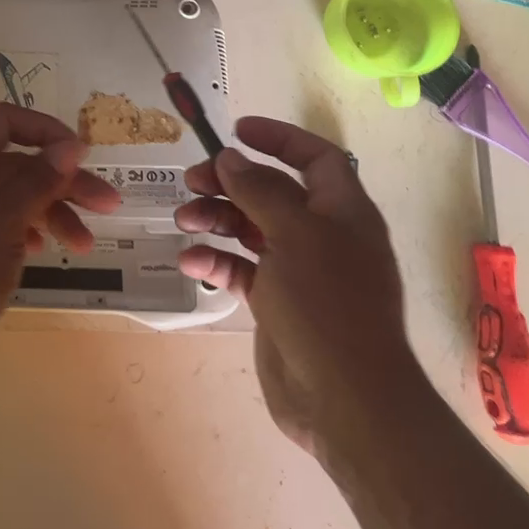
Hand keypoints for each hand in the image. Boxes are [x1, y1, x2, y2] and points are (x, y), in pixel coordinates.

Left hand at [0, 103, 120, 387]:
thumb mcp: (3, 220)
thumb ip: (38, 180)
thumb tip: (70, 145)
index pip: (6, 120)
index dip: (48, 132)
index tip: (86, 156)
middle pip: (15, 161)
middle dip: (62, 182)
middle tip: (108, 205)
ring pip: (11, 194)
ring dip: (50, 212)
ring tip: (84, 246)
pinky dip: (25, 229)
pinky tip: (43, 249)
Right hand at [174, 116, 421, 458]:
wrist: (345, 399)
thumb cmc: (327, 304)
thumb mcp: (294, 235)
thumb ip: (259, 190)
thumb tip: (230, 157)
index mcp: (343, 212)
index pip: (316, 158)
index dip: (279, 138)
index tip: (236, 130)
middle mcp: (323, 236)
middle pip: (272, 191)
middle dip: (230, 182)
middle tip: (192, 180)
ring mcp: (299, 272)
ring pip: (250, 228)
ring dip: (215, 219)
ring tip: (184, 220)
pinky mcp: (277, 304)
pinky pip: (240, 269)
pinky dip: (215, 261)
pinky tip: (191, 263)